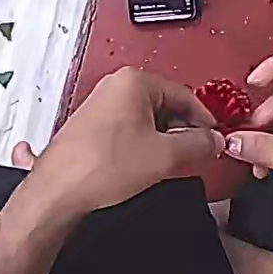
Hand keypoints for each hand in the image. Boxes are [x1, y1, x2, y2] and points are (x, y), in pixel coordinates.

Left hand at [17, 66, 222, 216]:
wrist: (57, 192)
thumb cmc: (99, 166)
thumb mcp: (165, 155)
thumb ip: (198, 144)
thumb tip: (214, 140)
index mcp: (134, 81)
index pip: (184, 95)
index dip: (203, 120)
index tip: (213, 137)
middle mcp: (115, 86)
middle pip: (166, 105)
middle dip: (182, 130)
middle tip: (194, 152)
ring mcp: (101, 104)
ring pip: (147, 118)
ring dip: (162, 139)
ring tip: (167, 162)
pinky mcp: (92, 125)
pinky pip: (129, 128)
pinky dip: (142, 144)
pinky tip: (143, 165)